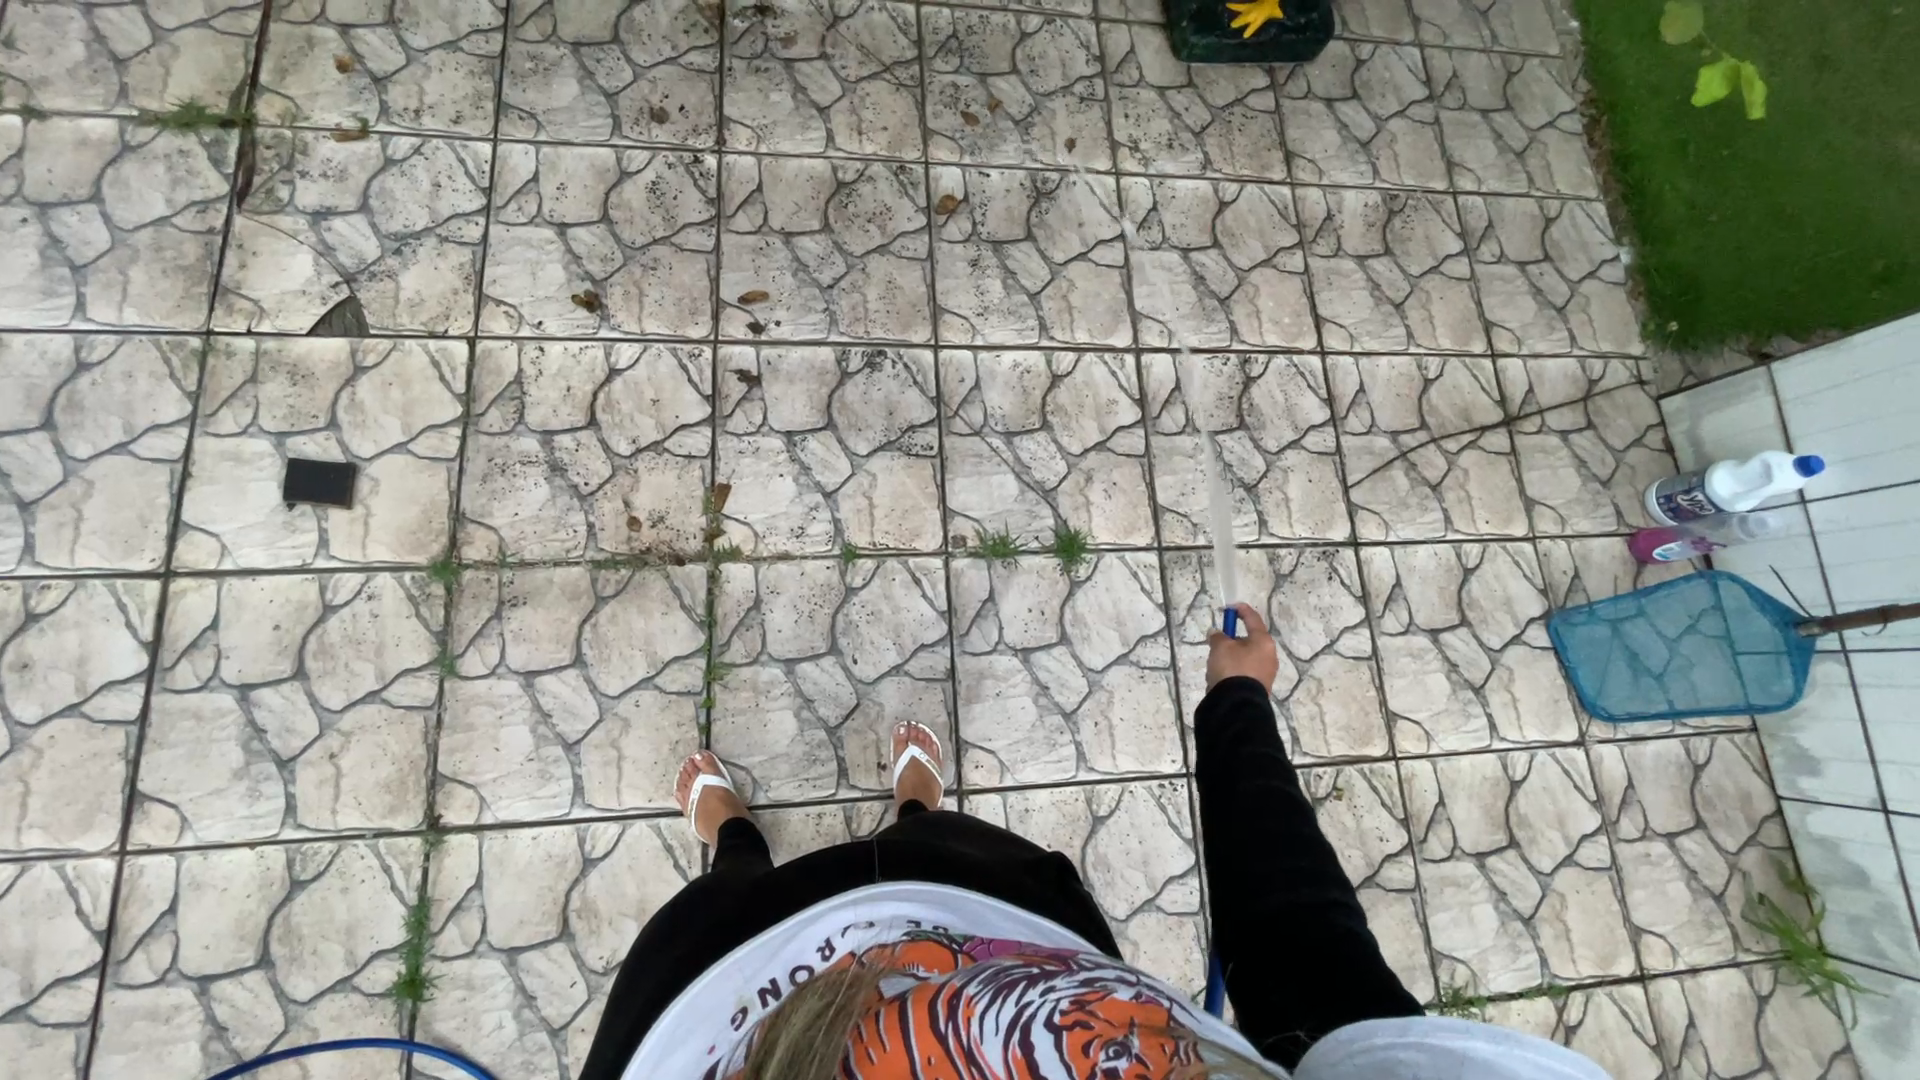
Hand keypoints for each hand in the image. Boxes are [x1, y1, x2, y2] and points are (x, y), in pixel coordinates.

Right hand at [1206, 603, 1278, 691]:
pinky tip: (1222, 675)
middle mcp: (1269, 655)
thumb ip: (1218, 636)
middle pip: (1250, 639)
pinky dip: (1235, 668)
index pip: (1253, 618)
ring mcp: (1267, 672)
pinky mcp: (1260, 686)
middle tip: (1217, 641)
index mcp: (1263, 641)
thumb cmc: (1231, 668)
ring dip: (1233, 655)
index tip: (1228, 607)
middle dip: (1233, 638)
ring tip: (1216, 661)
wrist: (1237, 703)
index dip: (1240, 610)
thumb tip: (1217, 634)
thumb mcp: (1220, 647)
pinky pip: (1246, 670)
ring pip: (1247, 656)